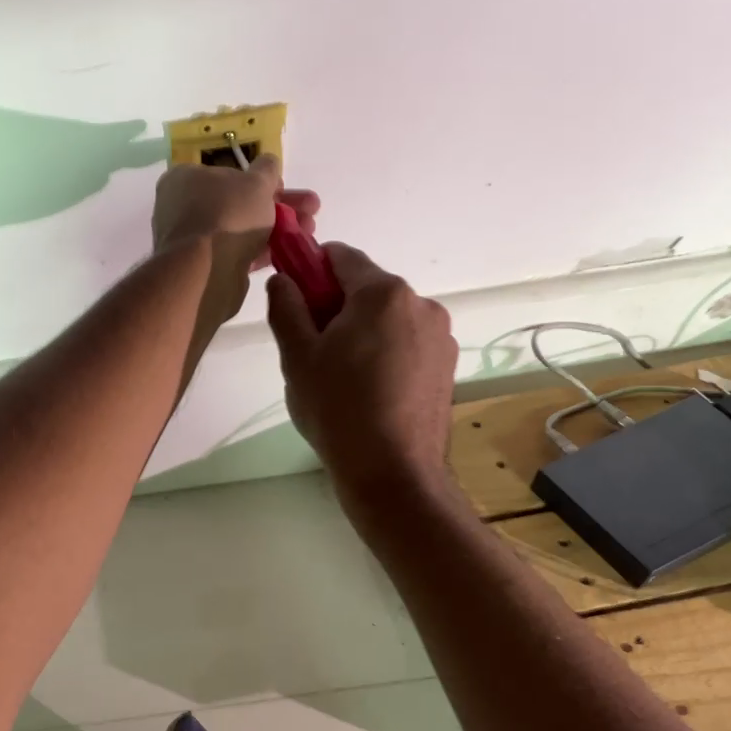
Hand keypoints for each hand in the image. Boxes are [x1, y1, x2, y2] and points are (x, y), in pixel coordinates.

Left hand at [150, 155, 320, 273]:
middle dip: (277, 206)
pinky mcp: (200, 266)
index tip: (284, 188)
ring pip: (239, 229)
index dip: (260, 180)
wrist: (204, 272)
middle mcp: (181, 207)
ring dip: (275, 229)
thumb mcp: (256, 182)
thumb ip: (267, 170)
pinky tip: (287, 253)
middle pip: (237, 202)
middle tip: (311, 209)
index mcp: (185, 178)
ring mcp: (190, 239)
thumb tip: (268, 163)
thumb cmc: (228, 215)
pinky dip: (259, 251)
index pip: (227, 173)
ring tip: (309, 231)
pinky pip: (234, 253)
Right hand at [267, 243, 456, 485]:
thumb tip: (283, 279)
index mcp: (383, 293)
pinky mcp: (447, 366)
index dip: (310, 269)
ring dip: (361, 332)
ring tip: (340, 378)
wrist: (393, 474)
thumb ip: (286, 308)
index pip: (340, 256)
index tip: (293, 299)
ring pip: (387, 319)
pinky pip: (406, 344)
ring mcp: (440, 336)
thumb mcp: (297, 357)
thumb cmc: (337, 409)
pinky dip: (384, 354)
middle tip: (311, 351)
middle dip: (335, 307)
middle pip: (366, 289)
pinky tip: (368, 392)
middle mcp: (420, 304)